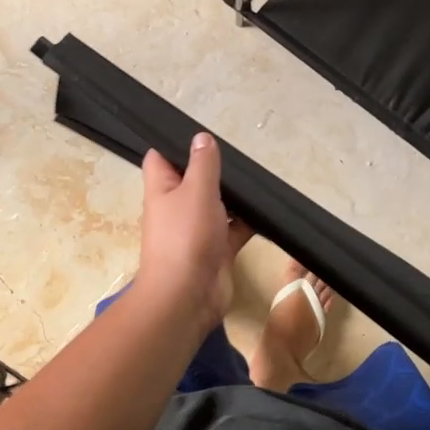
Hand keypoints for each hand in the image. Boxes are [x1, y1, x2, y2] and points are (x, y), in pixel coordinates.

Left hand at [131, 133, 253, 332]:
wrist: (188, 297)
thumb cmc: (185, 237)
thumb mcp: (196, 191)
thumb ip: (203, 164)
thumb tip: (201, 138)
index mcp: (162, 189)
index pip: (161, 157)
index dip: (174, 143)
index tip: (198, 132)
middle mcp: (177, 207)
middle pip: (193, 179)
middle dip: (213, 168)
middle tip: (237, 153)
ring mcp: (197, 230)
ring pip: (216, 204)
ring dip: (233, 195)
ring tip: (256, 175)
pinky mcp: (217, 249)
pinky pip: (235, 229)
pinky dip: (249, 221)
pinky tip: (268, 209)